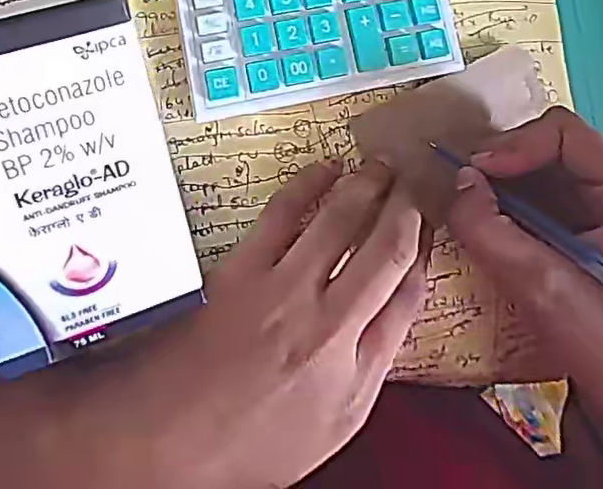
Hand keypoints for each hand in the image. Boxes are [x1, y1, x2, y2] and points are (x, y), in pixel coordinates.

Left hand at [105, 160, 428, 488]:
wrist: (174, 434)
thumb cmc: (257, 435)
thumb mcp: (337, 418)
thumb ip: (377, 356)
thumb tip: (401, 298)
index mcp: (356, 365)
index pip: (410, 291)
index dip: (425, 246)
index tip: (428, 221)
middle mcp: (327, 323)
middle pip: (387, 246)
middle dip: (407, 205)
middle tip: (414, 180)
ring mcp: (283, 289)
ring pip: (341, 217)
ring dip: (368, 183)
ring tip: (380, 166)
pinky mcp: (243, 266)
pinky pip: (285, 209)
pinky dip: (311, 181)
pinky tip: (327, 169)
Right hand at [447, 108, 602, 488]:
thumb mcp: (548, 293)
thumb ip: (493, 232)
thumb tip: (459, 184)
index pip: (568, 136)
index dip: (515, 146)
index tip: (476, 170)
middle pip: (559, 154)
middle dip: (509, 169)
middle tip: (469, 189)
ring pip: (554, 179)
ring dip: (512, 190)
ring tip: (478, 209)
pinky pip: (556, 206)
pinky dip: (522, 211)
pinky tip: (499, 229)